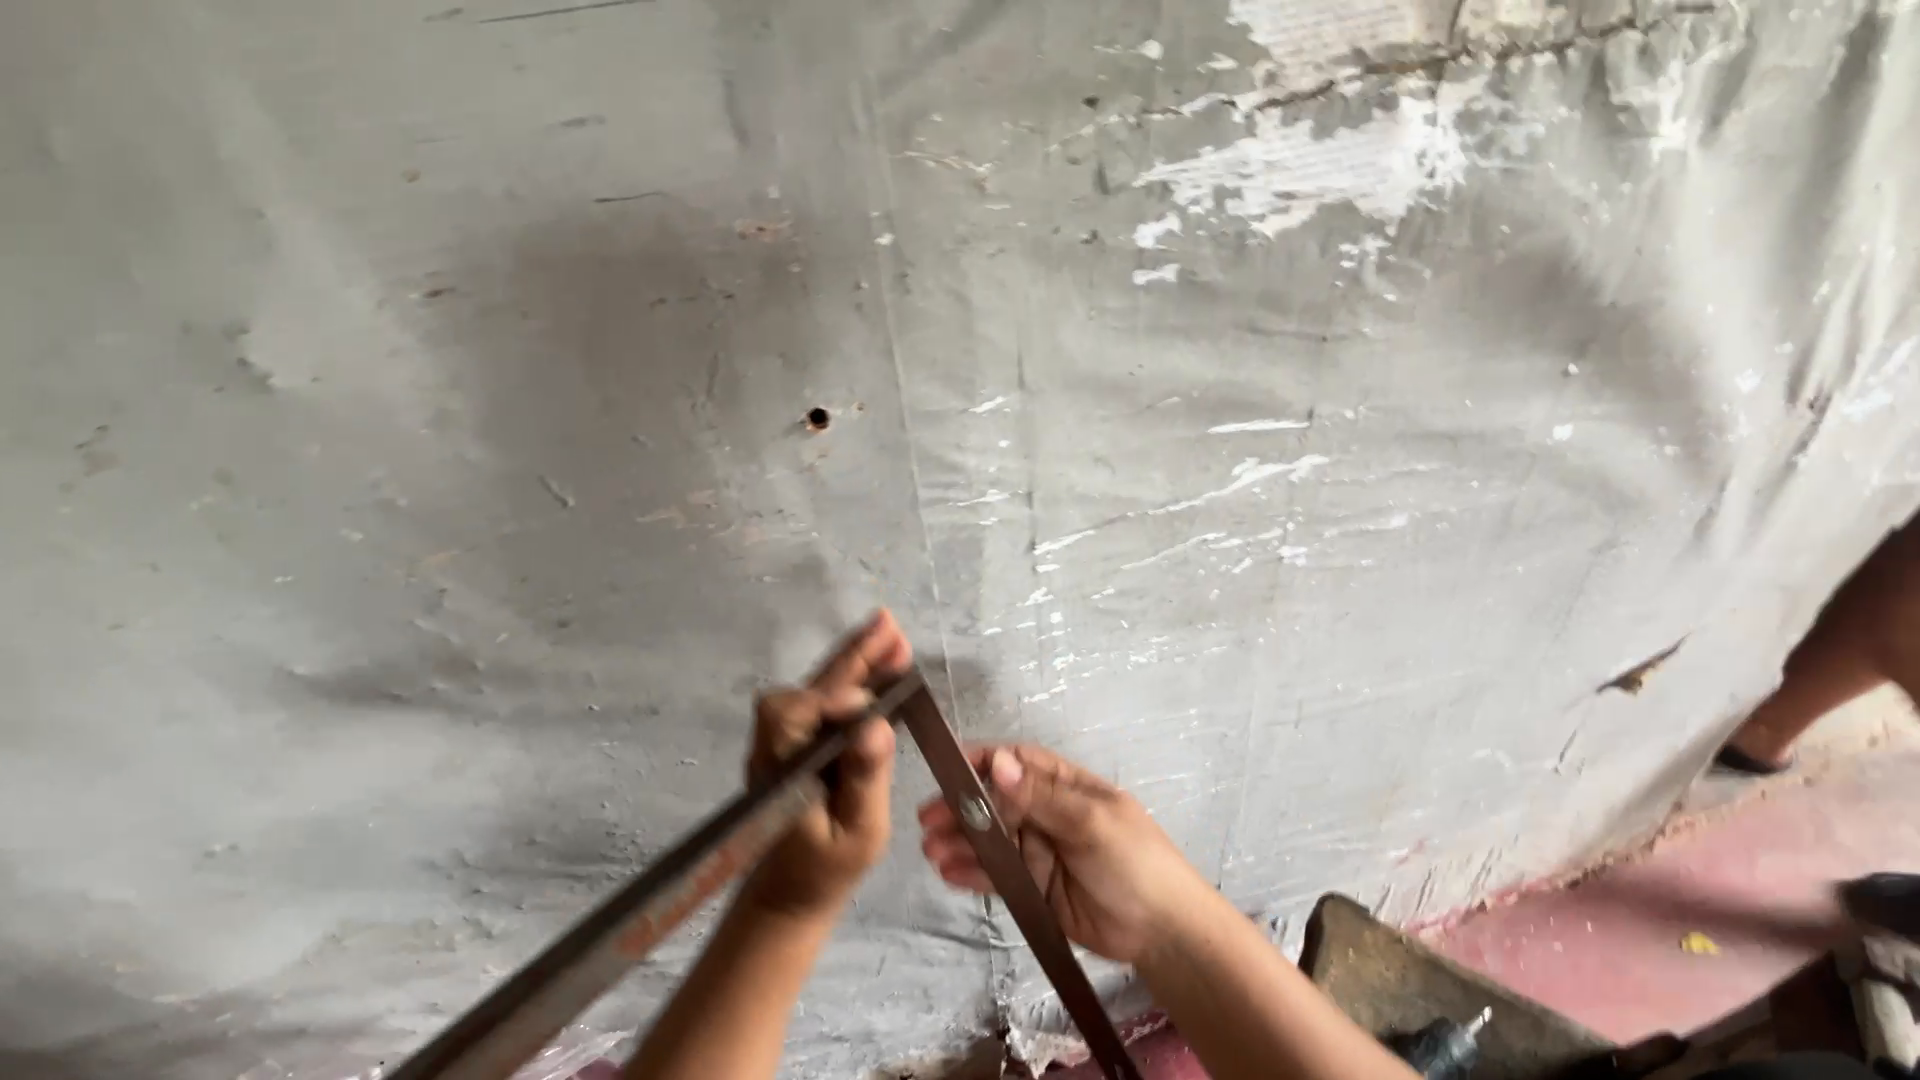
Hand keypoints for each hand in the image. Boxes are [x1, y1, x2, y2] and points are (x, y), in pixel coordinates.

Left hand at [741, 610, 912, 918]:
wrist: (790, 894)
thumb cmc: (826, 871)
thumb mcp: (858, 834)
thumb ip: (865, 779)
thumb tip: (877, 724)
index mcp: (782, 768)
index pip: (796, 713)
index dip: (833, 699)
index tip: (871, 702)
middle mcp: (776, 744)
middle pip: (810, 687)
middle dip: (850, 657)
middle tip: (888, 625)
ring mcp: (785, 741)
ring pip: (818, 688)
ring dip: (855, 660)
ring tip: (891, 633)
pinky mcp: (801, 742)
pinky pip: (825, 701)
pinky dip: (853, 679)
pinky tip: (881, 662)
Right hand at [917, 744, 1211, 962]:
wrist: (1163, 933)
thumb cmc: (1135, 862)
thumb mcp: (1091, 823)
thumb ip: (1042, 797)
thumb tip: (998, 763)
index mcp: (1067, 786)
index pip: (1019, 763)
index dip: (983, 761)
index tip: (948, 766)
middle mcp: (1048, 813)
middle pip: (996, 802)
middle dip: (961, 807)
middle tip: (927, 818)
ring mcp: (1039, 851)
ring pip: (991, 839)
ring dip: (960, 841)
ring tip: (931, 850)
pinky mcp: (1033, 888)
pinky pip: (997, 875)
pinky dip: (971, 872)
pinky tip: (947, 872)